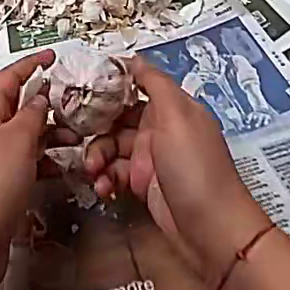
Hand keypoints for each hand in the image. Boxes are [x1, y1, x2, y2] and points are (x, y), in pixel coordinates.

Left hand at [0, 50, 54, 289]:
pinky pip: (26, 162)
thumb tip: (40, 96)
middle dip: (45, 102)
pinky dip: (45, 161)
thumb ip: (31, 114)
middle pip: (17, 106)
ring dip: (49, 134)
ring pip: (25, 135)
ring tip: (77, 139)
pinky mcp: (0, 184)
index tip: (51, 56)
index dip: (29, 64)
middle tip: (75, 104)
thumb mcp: (17, 140)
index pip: (8, 78)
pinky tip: (64, 168)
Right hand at [83, 60, 270, 277]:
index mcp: (170, 109)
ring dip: (95, 154)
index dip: (107, 85)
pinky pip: (113, 171)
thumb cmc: (196, 169)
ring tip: (92, 169)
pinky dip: (104, 177)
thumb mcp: (178, 117)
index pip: (133, 86)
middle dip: (93, 124)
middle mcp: (158, 129)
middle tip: (77, 133)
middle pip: (114, 116)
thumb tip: (134, 58)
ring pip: (109, 144)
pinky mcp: (142, 183)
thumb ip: (155, 83)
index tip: (81, 86)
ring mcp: (149, 157)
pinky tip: (102, 186)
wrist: (213, 232)